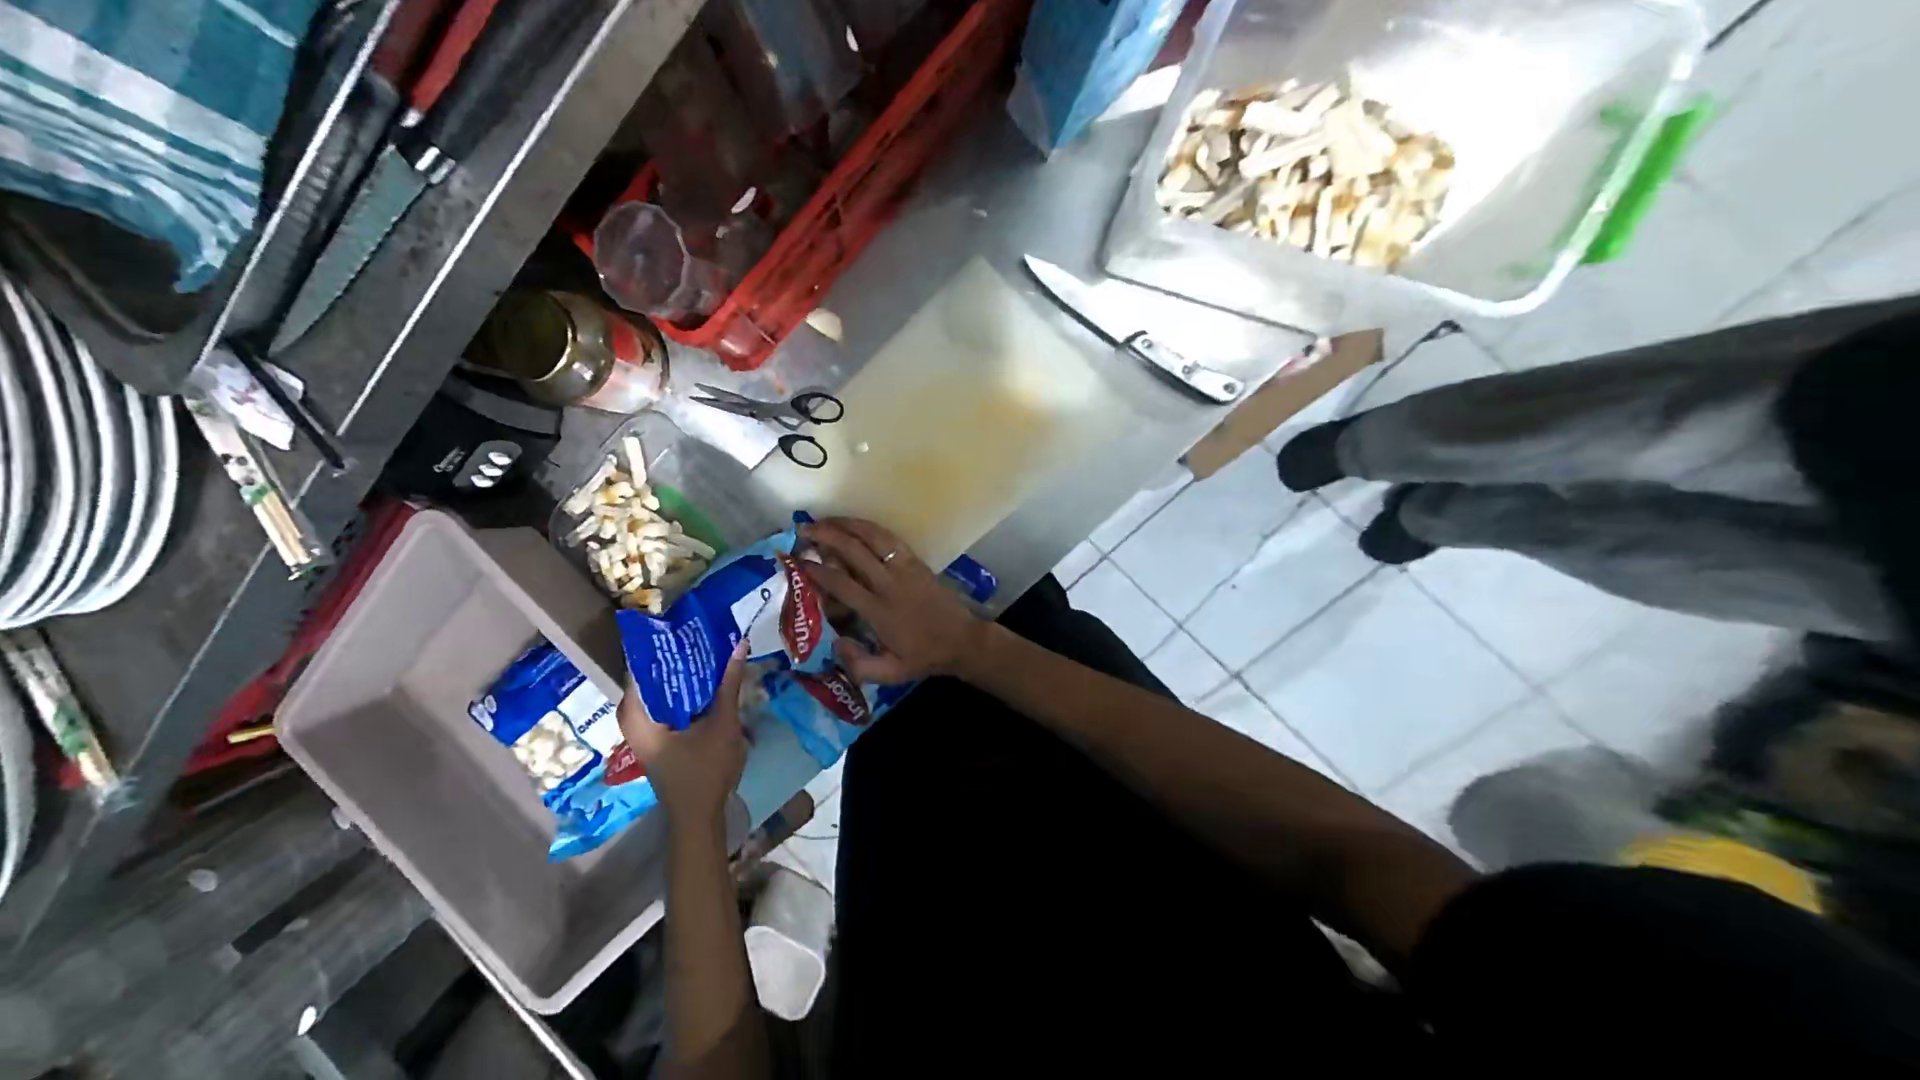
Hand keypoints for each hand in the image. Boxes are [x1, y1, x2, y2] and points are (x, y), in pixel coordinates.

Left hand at [618, 644, 749, 830]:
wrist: (700, 817)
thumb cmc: (705, 772)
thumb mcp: (722, 725)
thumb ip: (729, 684)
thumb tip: (740, 644)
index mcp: (638, 716)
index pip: (641, 667)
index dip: (662, 644)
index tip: (683, 623)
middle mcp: (634, 720)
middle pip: (651, 678)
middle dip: (676, 656)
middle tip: (700, 632)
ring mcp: (645, 731)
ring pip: (660, 691)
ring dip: (681, 674)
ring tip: (706, 648)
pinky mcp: (659, 738)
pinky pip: (667, 704)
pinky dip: (683, 691)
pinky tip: (706, 679)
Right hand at [799, 518, 986, 683]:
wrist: (962, 641)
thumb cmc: (923, 657)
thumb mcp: (890, 673)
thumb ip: (859, 665)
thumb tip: (834, 643)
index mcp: (879, 612)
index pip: (841, 584)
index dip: (816, 570)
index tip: (797, 561)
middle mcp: (889, 584)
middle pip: (853, 551)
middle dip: (826, 536)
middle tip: (803, 529)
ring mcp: (904, 569)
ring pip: (872, 537)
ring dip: (846, 524)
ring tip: (824, 519)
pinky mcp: (916, 561)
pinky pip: (889, 538)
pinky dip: (869, 527)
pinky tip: (854, 524)